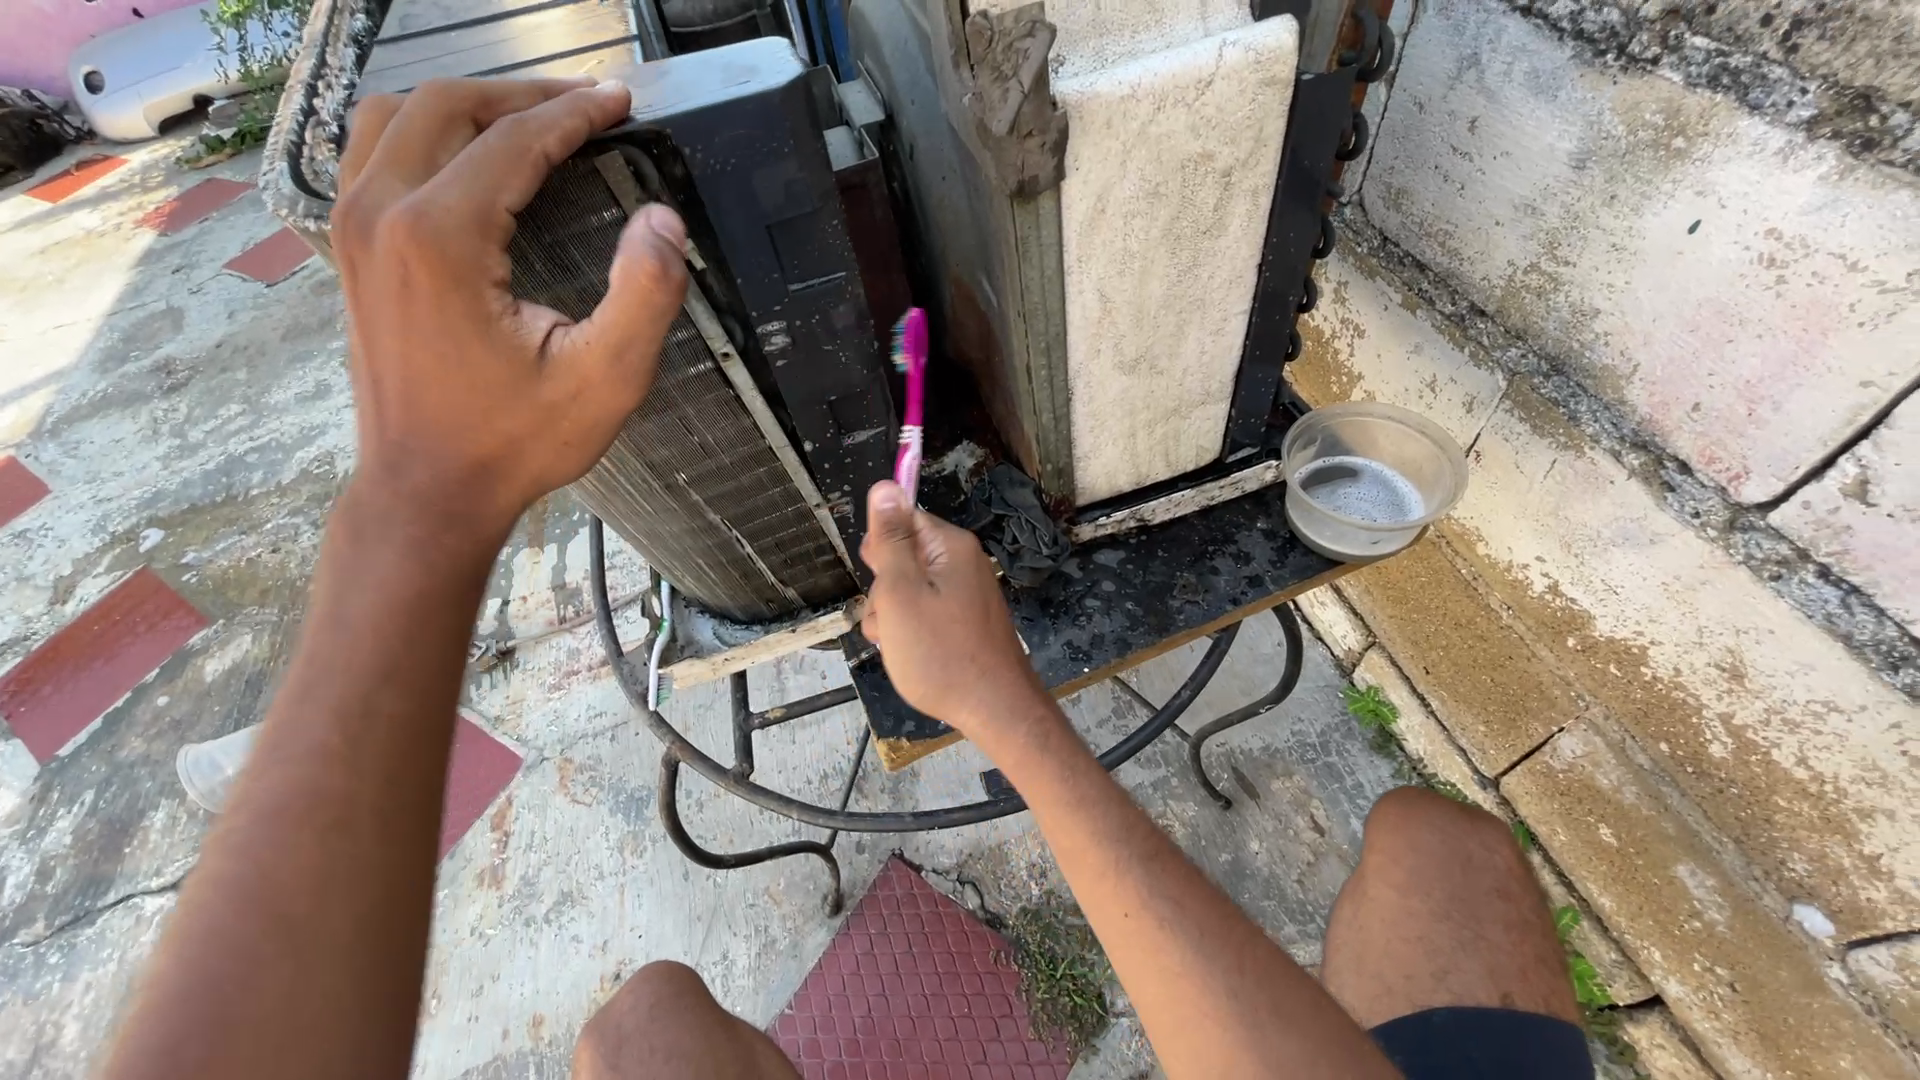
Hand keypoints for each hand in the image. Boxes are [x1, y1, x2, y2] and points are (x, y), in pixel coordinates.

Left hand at [332, 77, 687, 541]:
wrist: (429, 491)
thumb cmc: (518, 441)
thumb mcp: (606, 380)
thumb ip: (644, 295)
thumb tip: (663, 221)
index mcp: (441, 238)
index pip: (512, 141)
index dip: (573, 114)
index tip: (619, 102)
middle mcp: (379, 215)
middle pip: (445, 106)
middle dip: (523, 96)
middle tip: (587, 106)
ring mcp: (351, 231)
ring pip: (396, 118)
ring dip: (468, 106)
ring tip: (532, 121)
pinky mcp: (350, 253)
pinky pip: (373, 153)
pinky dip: (426, 133)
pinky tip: (470, 159)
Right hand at [859, 481, 1048, 734]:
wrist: (994, 709)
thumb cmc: (941, 653)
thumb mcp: (901, 592)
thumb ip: (890, 540)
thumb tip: (885, 484)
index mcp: (949, 546)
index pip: (900, 521)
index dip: (880, 551)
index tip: (881, 581)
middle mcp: (961, 563)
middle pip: (901, 557)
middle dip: (884, 590)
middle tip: (891, 619)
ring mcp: (964, 594)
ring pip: (907, 591)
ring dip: (892, 617)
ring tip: (901, 644)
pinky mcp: (964, 622)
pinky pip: (925, 614)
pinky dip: (911, 633)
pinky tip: (913, 656)